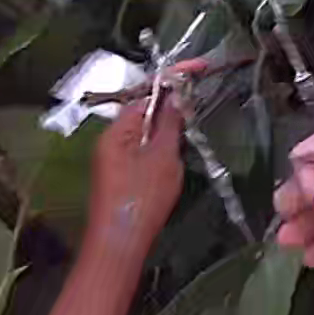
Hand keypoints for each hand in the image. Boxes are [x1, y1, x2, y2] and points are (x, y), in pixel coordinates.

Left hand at [84, 86, 184, 258]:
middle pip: (146, 107)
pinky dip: (163, 138)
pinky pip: (145, 143)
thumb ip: (171, 121)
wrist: (118, 248)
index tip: (201, 66)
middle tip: (201, 91)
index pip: (148, 91)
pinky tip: (179, 144)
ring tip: (193, 116)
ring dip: (169, 120)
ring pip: (147, 127)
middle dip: (173, 98)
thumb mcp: (163, 155)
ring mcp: (115, 158)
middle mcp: (112, 140)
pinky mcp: (121, 173)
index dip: (174, 76)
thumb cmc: (141, 198)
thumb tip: (177, 95)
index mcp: (117, 131)